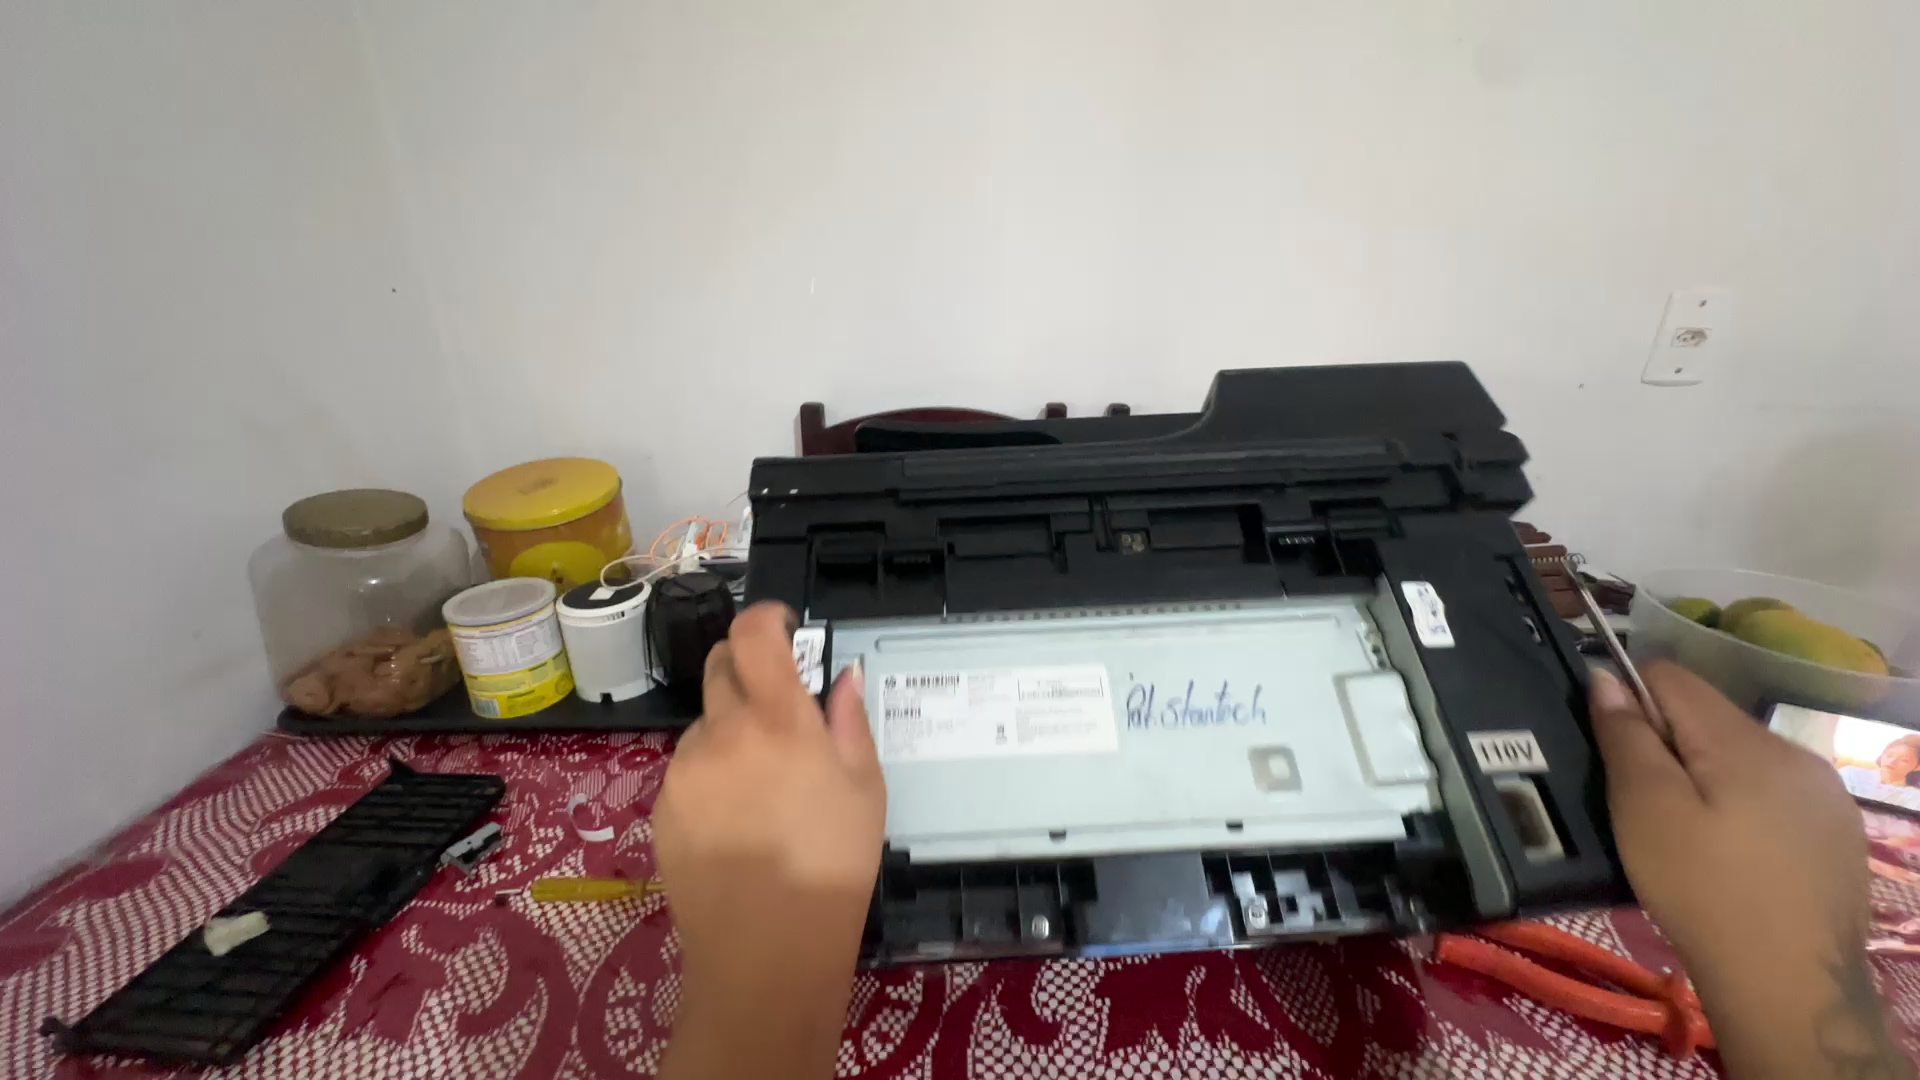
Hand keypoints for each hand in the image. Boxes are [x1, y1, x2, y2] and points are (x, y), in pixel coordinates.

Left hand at [653, 601, 884, 1079]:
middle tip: (777, 707)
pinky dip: (710, 769)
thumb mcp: (864, 784)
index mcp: (780, 720)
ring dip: (730, 727)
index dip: (765, 616)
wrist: (769, 950)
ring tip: (760, 783)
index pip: (752, 635)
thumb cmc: (834, 861)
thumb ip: (849, 718)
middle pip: (720, 665)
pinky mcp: (660, 804)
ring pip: (705, 720)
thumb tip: (843, 674)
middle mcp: (724, 732)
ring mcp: (685, 768)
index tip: (783, 625)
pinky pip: (687, 765)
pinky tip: (734, 816)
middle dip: (746, 667)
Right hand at [1590, 661, 1906, 1078]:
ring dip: (1693, 768)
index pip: (1670, 676)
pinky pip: (1764, 788)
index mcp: (1748, 743)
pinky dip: (1728, 798)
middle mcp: (1797, 755)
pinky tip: (1719, 844)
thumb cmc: (1699, 884)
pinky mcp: (1834, 832)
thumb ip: (1626, 734)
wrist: (1789, 983)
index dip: (1624, 692)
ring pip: (1733, 752)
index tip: (1604, 738)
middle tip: (1632, 793)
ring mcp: (1825, 796)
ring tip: (1672, 823)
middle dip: (1659, 737)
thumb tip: (1605, 676)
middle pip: (1704, 714)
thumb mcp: (1643, 804)